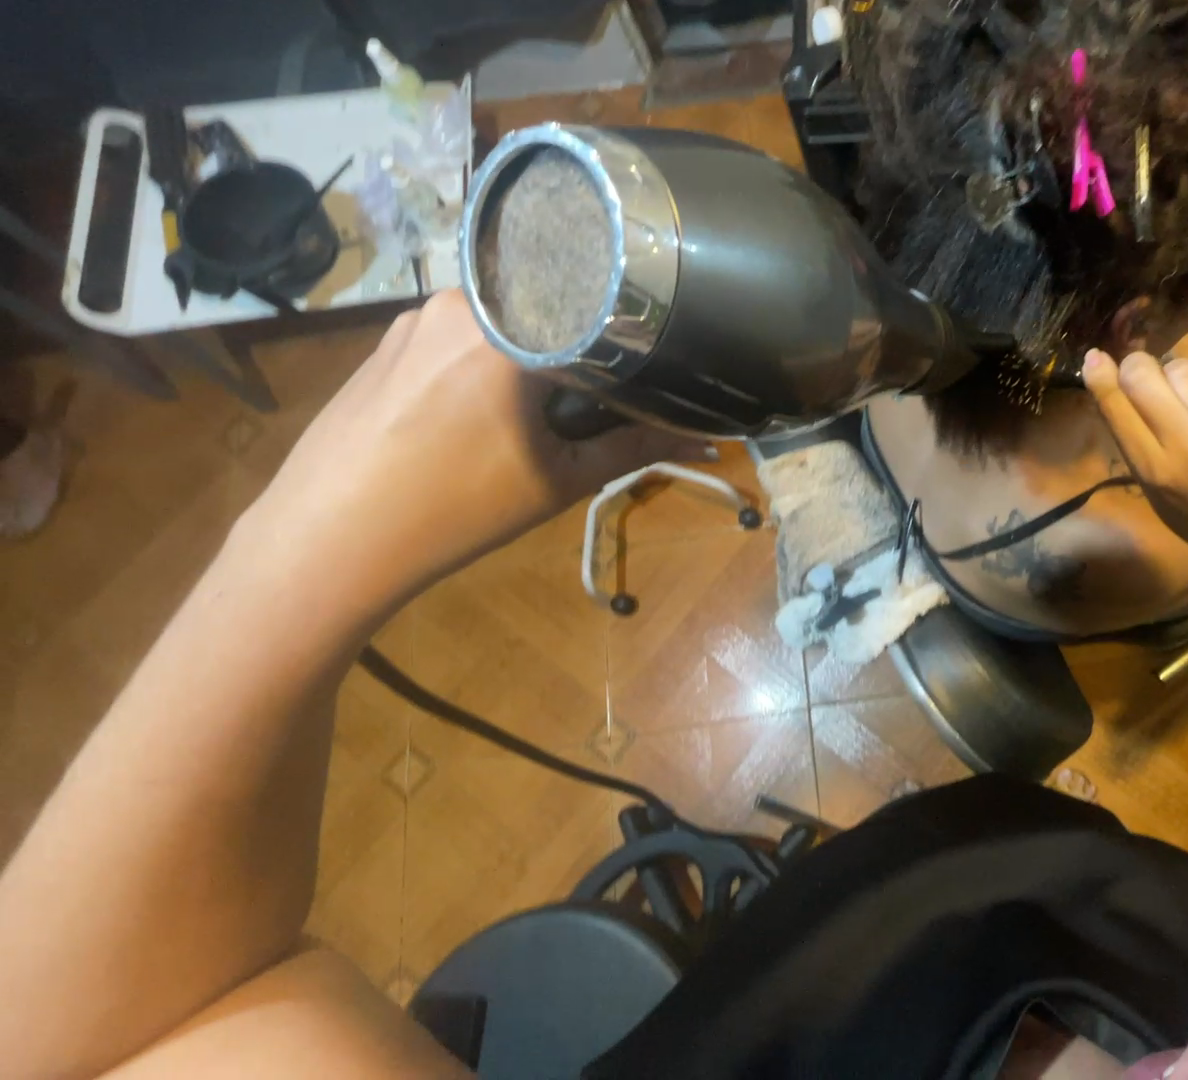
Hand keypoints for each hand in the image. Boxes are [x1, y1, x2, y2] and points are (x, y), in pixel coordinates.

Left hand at [239, 290, 703, 613]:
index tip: (654, 365)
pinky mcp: (386, 345)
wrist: (331, 538)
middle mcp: (459, 305)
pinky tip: (485, 416)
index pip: (595, 308)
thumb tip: (709, 442)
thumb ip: (636, 449)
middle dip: (581, 352)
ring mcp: (414, 321)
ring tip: (548, 412)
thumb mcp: (561, 479)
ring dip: (534, 360)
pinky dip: (490, 366)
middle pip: (547, 313)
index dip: (632, 338)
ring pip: (503, 327)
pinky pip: (461, 339)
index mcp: (508, 329)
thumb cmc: (459, 506)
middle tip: (603, 400)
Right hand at [1081, 349, 1187, 581]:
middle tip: (1143, 377)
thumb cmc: (1187, 510)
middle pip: (1147, 376)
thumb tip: (1104, 376)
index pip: (1118, 407)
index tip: (1095, 357)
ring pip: (1186, 368)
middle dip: (1138, 368)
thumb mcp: (1147, 481)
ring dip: (1177, 375)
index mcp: (1154, 468)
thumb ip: (1129, 434)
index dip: (1101, 376)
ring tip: (1185, 397)